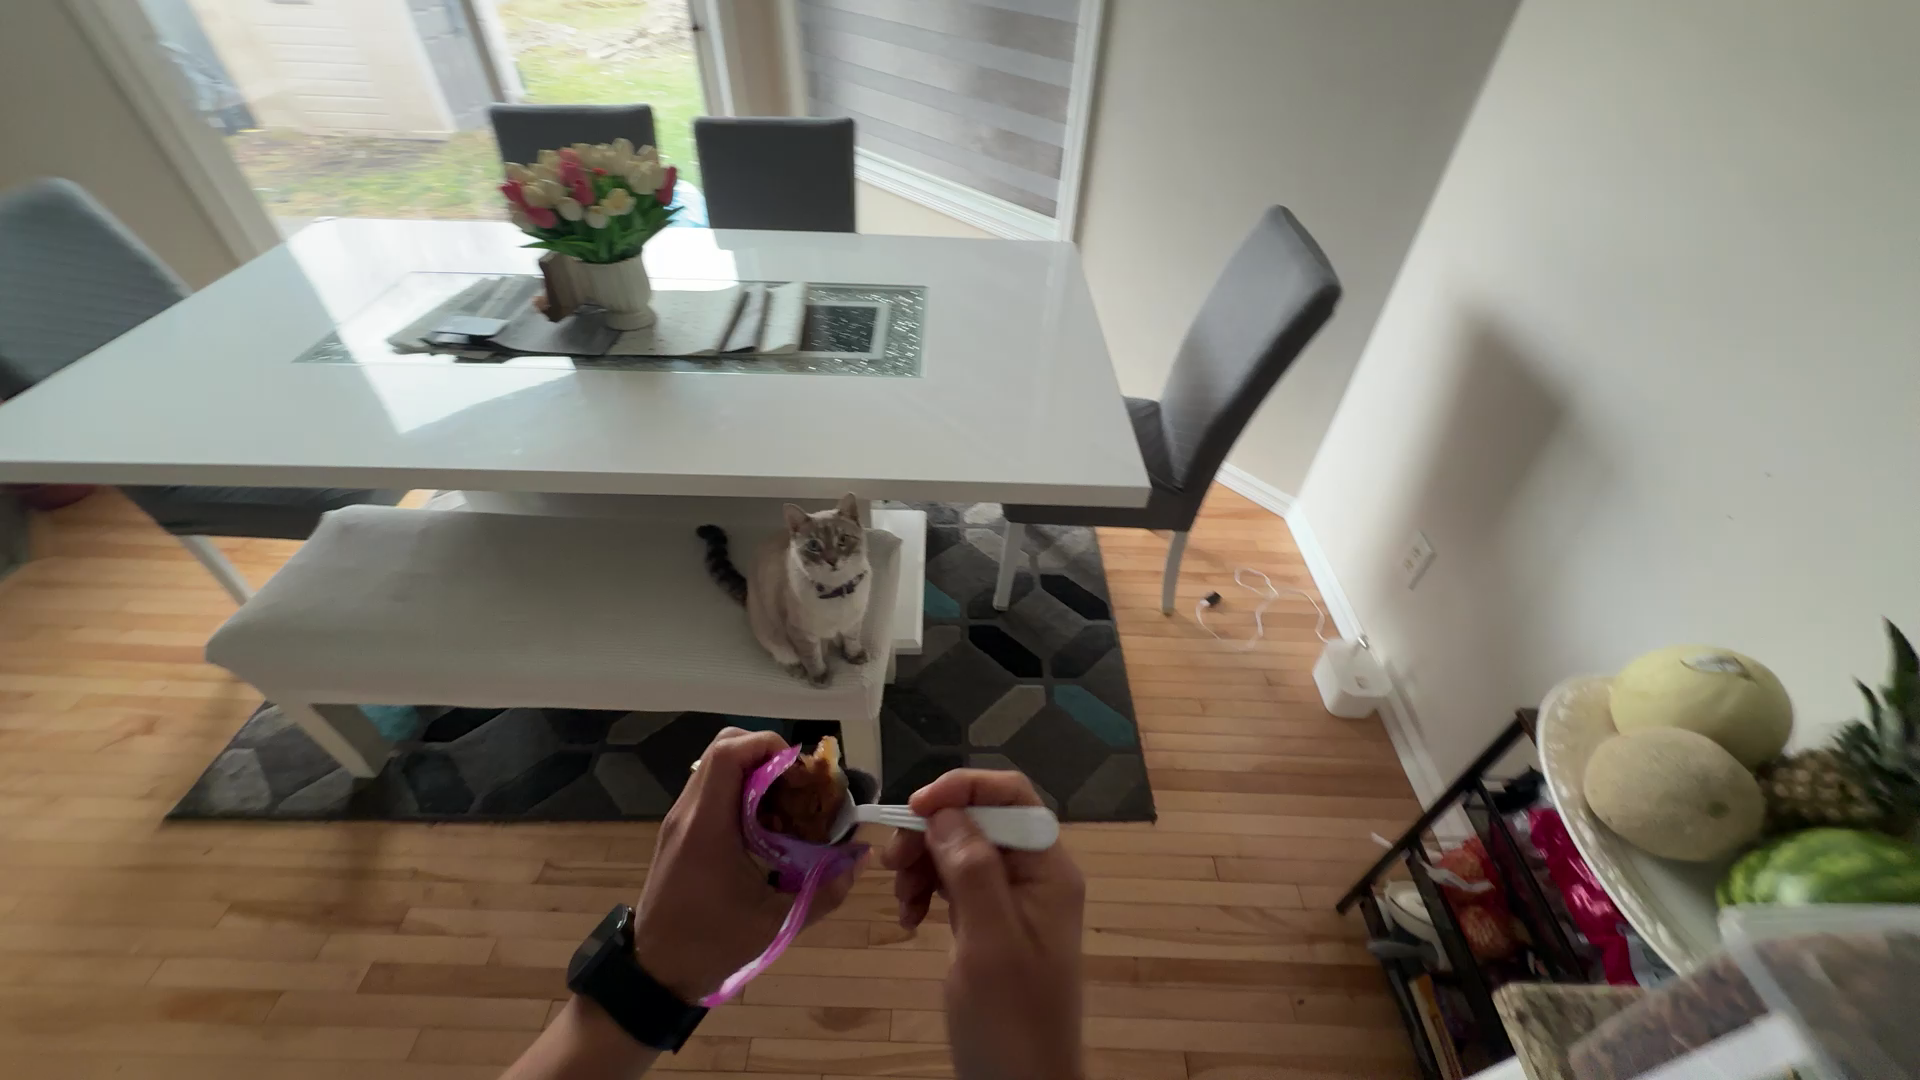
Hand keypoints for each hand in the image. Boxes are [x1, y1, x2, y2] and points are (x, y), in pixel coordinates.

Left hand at [631, 728, 860, 1001]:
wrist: (652, 974)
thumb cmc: (711, 945)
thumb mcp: (776, 923)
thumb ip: (825, 891)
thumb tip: (859, 859)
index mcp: (708, 826)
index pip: (729, 753)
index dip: (768, 745)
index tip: (798, 771)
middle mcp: (689, 812)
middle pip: (723, 746)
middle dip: (765, 752)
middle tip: (794, 782)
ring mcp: (680, 818)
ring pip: (715, 764)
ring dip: (753, 768)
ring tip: (783, 799)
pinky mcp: (679, 829)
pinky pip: (711, 785)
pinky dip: (740, 787)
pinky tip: (763, 821)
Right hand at [883, 769, 1085, 1079]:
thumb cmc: (1011, 1019)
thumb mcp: (989, 942)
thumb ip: (972, 869)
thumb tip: (945, 812)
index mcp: (1048, 867)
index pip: (1011, 795)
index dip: (963, 788)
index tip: (915, 809)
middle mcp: (1033, 872)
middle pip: (979, 819)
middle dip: (933, 831)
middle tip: (893, 862)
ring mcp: (1010, 897)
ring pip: (960, 848)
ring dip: (923, 863)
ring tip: (902, 901)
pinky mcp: (988, 919)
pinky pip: (953, 882)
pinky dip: (926, 891)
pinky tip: (910, 920)